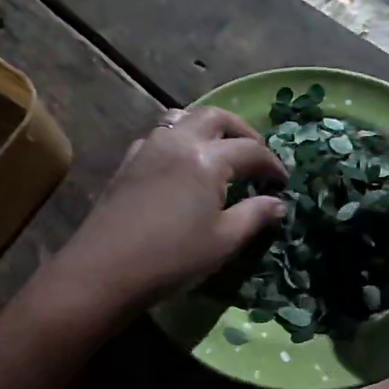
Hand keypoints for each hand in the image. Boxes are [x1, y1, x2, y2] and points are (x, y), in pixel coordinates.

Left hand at [46, 106, 287, 311]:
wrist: (104, 271)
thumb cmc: (173, 258)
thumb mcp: (224, 241)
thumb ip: (255, 215)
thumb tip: (278, 203)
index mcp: (207, 158)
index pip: (251, 150)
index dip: (272, 164)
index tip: (283, 183)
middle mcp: (178, 141)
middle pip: (217, 117)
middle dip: (243, 132)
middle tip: (256, 156)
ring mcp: (149, 147)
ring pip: (185, 119)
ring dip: (209, 128)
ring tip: (221, 153)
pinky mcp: (129, 162)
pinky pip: (161, 135)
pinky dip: (181, 139)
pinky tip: (183, 165)